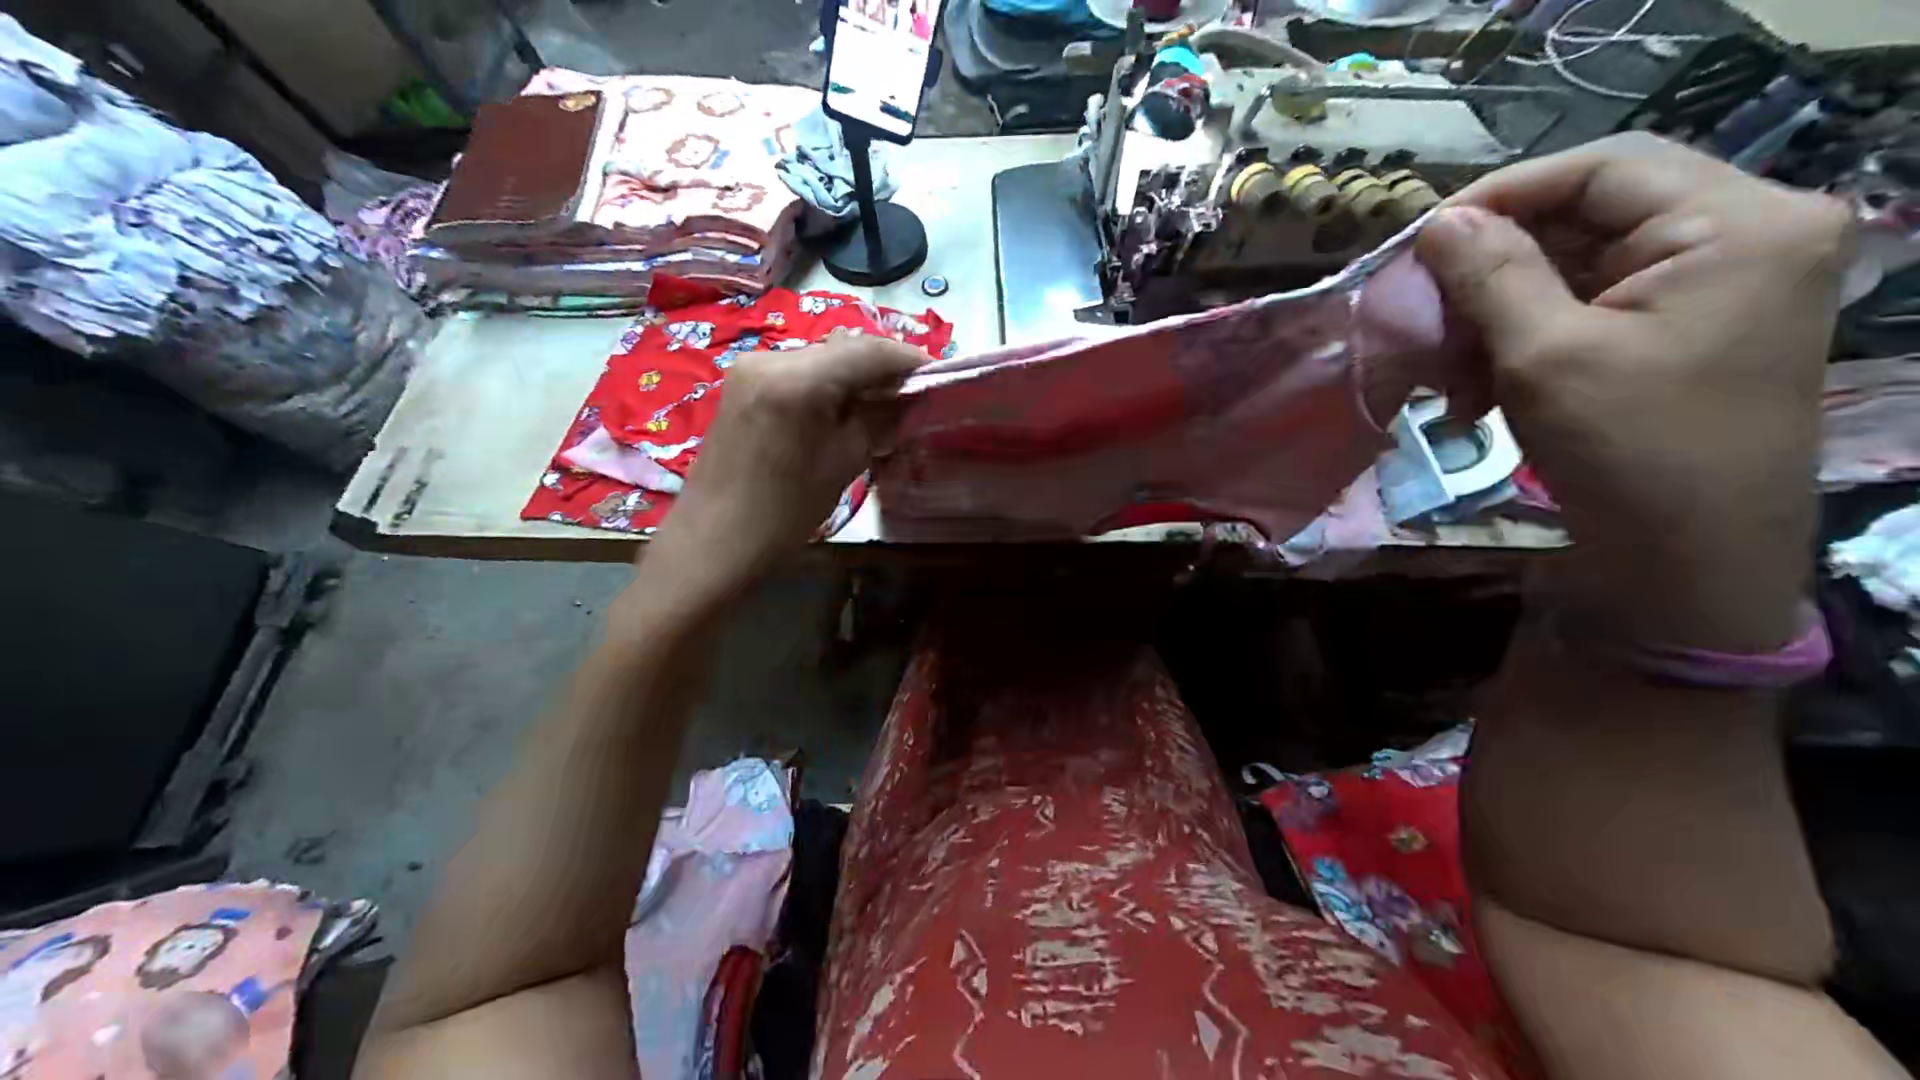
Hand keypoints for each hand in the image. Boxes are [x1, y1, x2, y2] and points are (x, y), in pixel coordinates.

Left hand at [632, 331, 926, 607]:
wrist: (713, 540)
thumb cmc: (783, 512)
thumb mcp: (844, 463)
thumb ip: (880, 419)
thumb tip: (910, 397)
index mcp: (797, 380)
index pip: (868, 350)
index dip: (909, 359)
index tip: (939, 374)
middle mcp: (770, 358)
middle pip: (843, 349)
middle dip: (882, 369)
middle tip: (914, 395)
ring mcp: (750, 367)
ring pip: (821, 360)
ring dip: (855, 377)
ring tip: (883, 405)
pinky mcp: (742, 383)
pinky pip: (798, 372)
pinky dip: (827, 385)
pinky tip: (843, 409)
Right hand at [1415, 133, 1852, 650]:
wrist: (1687, 556)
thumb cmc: (1627, 450)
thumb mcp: (1545, 357)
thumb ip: (1492, 276)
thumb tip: (1438, 222)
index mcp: (1736, 225)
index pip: (1603, 168)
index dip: (1502, 195)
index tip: (1422, 239)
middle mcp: (1741, 237)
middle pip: (1587, 219)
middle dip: (1491, 271)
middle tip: (1425, 313)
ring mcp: (1713, 287)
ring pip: (1575, 269)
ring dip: (1496, 317)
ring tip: (1450, 375)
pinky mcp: (1681, 330)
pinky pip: (1584, 310)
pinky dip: (1521, 342)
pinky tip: (1480, 391)